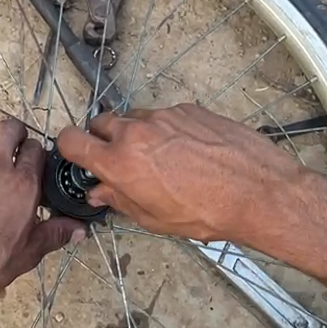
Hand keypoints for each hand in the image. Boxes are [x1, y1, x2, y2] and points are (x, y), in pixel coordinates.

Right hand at [56, 103, 326, 247]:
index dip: (69, 146)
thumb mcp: (154, 219)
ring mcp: (163, 116)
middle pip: (101, 123)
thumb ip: (119, 200)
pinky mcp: (188, 108)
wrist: (257, 191)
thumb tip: (100, 191)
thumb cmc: (205, 213)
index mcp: (119, 162)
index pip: (72, 140)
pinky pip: (166, 115)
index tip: (77, 154)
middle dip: (104, 139)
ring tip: (161, 157)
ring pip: (135, 118)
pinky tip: (189, 150)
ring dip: (137, 134)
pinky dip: (168, 129)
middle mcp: (135, 132)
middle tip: (121, 159)